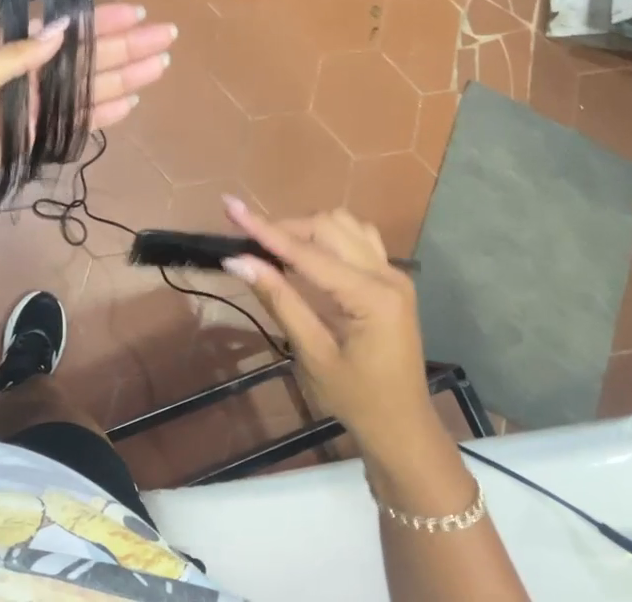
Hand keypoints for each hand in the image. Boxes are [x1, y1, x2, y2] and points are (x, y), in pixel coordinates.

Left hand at [0, 3, 176, 205]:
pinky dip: (99, 114)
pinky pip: (71, 123)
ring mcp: (27, 106)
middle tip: (166, 37)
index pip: (58, 29)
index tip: (134, 14)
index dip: (96, 22)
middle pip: (80, 58)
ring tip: (160, 66)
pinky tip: (129, 102)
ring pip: (83, 89)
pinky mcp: (29, 138)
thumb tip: (62, 30)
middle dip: (122, 48)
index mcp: (1, 48)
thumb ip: (15, 57)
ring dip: (121, 78)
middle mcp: (20, 73)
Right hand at [222, 201, 442, 459]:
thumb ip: (278, 300)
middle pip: (327, 226)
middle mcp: (387, 275)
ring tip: (275, 250)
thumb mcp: (312, 353)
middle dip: (284, 228)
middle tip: (248, 244)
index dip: (263, 229)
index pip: (306, 252)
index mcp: (371, 297)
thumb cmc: (355, 397)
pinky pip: (358, 238)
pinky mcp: (391, 280)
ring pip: (343, 224)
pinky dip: (328, 236)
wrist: (402, 425)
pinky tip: (309, 255)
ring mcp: (394, 274)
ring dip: (306, 229)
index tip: (229, 206)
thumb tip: (236, 260)